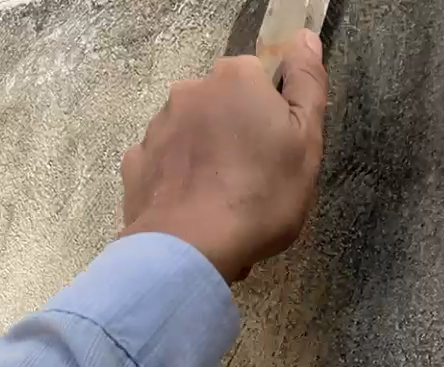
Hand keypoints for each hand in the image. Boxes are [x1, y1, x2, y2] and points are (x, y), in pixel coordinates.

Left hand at [120, 29, 327, 282]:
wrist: (191, 249)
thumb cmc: (259, 198)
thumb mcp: (306, 144)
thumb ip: (308, 86)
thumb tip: (305, 40)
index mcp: (236, 79)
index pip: (258, 82)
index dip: (271, 118)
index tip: (276, 154)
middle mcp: (190, 92)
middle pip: (221, 111)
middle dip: (234, 141)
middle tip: (251, 187)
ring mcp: (157, 128)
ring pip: (190, 140)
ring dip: (205, 165)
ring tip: (220, 209)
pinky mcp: (135, 166)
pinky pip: (162, 170)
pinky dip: (176, 187)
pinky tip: (191, 215)